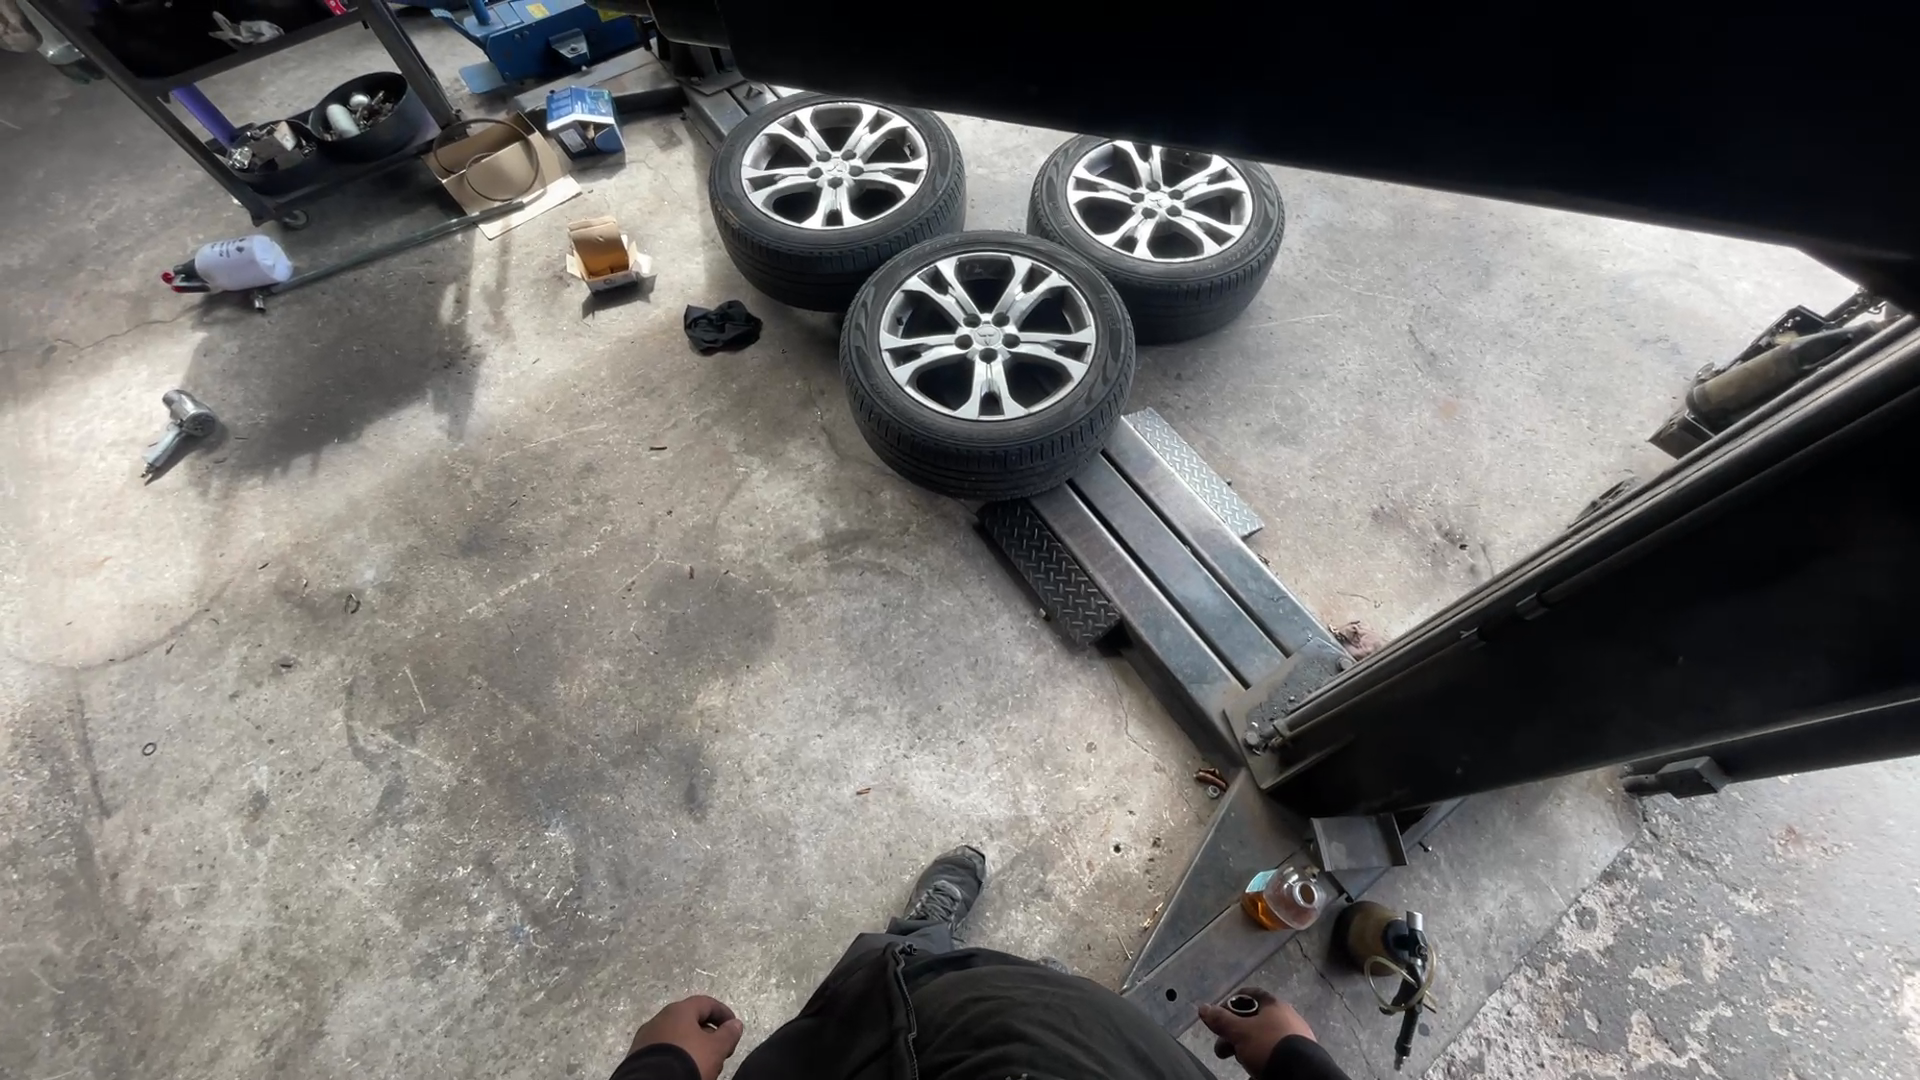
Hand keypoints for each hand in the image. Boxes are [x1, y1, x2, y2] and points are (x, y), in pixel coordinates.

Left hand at [628, 995, 744, 1079]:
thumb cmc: (687, 1062)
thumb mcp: (715, 1049)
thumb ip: (728, 1034)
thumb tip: (735, 1024)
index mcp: (679, 1010)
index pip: (706, 1003)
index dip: (723, 1014)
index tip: (733, 1029)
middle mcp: (659, 1019)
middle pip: (689, 1021)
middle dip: (707, 1034)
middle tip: (719, 1051)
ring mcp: (644, 1040)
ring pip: (674, 1038)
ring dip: (690, 1047)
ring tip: (701, 1065)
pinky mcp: (634, 1060)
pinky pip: (662, 1053)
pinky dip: (675, 1057)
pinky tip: (681, 1071)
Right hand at [1197, 987, 1315, 1075]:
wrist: (1304, 1076)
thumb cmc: (1269, 1046)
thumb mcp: (1239, 1032)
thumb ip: (1220, 1020)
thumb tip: (1202, 1008)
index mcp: (1273, 1004)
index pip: (1250, 994)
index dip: (1232, 1002)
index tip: (1220, 1016)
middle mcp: (1287, 1017)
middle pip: (1255, 1021)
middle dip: (1236, 1034)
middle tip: (1223, 1049)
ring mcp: (1298, 1038)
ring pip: (1265, 1040)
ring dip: (1249, 1050)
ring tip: (1241, 1064)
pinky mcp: (1303, 1058)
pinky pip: (1277, 1056)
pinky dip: (1265, 1062)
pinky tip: (1257, 1074)